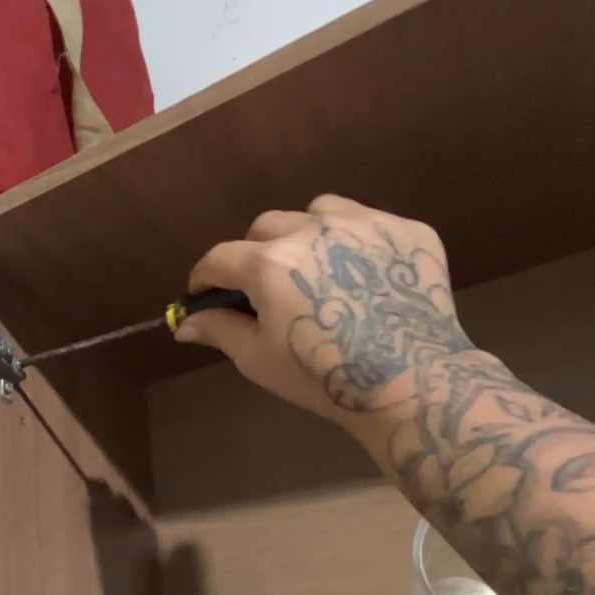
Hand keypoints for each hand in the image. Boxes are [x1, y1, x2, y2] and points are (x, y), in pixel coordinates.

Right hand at [176, 195, 477, 425]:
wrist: (410, 382)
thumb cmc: (321, 378)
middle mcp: (313, 230)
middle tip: (261, 289)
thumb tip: (184, 323)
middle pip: (265, 226)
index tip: (203, 295)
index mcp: (269, 264)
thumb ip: (219, 329)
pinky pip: (365, 222)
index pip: (219, 259)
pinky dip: (350, 243)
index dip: (204, 278)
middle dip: (253, 254)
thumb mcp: (258, 358)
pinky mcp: (406, 230)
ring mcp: (364, 224)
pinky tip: (357, 278)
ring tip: (312, 270)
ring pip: (317, 212)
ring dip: (303, 235)